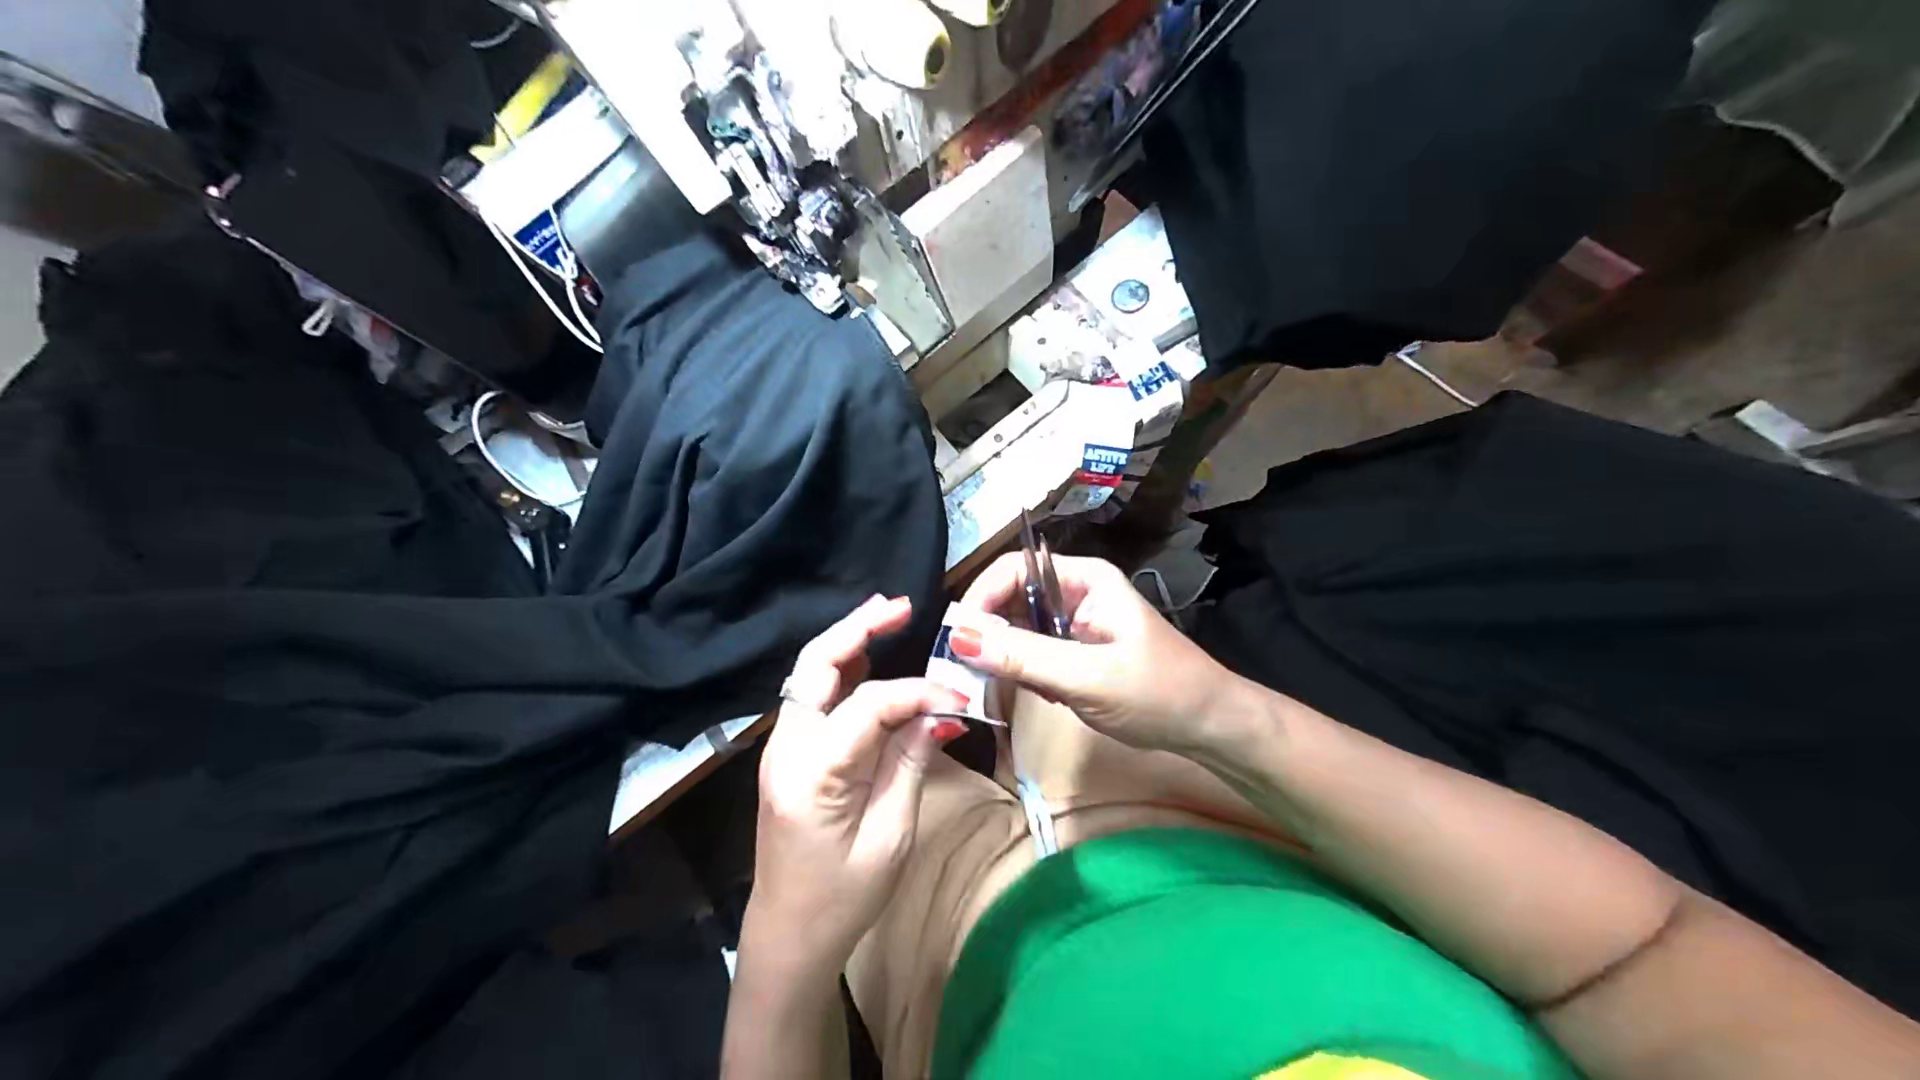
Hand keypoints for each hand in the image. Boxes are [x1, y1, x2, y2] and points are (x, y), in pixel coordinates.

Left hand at [749, 595, 968, 967]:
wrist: (787, 934)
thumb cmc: (842, 898)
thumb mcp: (890, 837)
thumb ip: (909, 763)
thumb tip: (939, 712)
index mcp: (813, 773)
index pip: (869, 705)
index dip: (918, 692)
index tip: (958, 697)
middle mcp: (787, 747)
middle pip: (817, 666)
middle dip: (858, 629)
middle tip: (901, 607)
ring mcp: (782, 747)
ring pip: (811, 674)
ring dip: (848, 640)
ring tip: (886, 616)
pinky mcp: (790, 753)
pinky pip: (814, 697)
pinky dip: (841, 668)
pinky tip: (867, 655)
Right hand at [955, 553, 1240, 753]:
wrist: (1207, 726)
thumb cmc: (1158, 692)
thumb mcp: (1087, 675)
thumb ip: (1024, 657)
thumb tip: (959, 638)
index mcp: (1082, 579)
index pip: (1012, 570)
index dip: (981, 598)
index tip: (959, 639)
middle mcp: (1072, 593)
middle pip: (1008, 597)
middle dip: (988, 631)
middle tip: (969, 669)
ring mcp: (1072, 623)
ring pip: (1015, 628)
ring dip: (1004, 656)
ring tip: (1004, 685)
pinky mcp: (1071, 651)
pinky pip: (1029, 652)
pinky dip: (1021, 672)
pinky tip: (1035, 693)